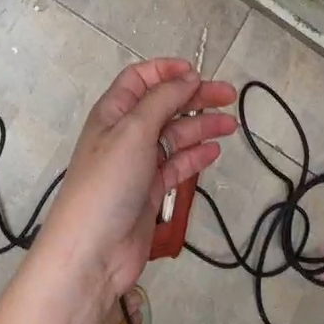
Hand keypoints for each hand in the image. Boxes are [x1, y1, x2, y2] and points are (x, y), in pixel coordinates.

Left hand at [35, 59, 236, 304]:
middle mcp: (125, 133)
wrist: (92, 252)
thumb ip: (163, 100)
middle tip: (229, 96)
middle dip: (194, 97)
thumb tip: (187, 77)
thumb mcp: (134, 130)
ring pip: (174, 135)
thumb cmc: (109, 182)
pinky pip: (176, 165)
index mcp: (113, 111)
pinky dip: (195, 156)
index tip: (197, 71)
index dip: (166, 70)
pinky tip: (214, 151)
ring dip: (201, 126)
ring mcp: (138, 163)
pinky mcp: (150, 191)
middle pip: (164, 105)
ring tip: (231, 125)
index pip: (140, 79)